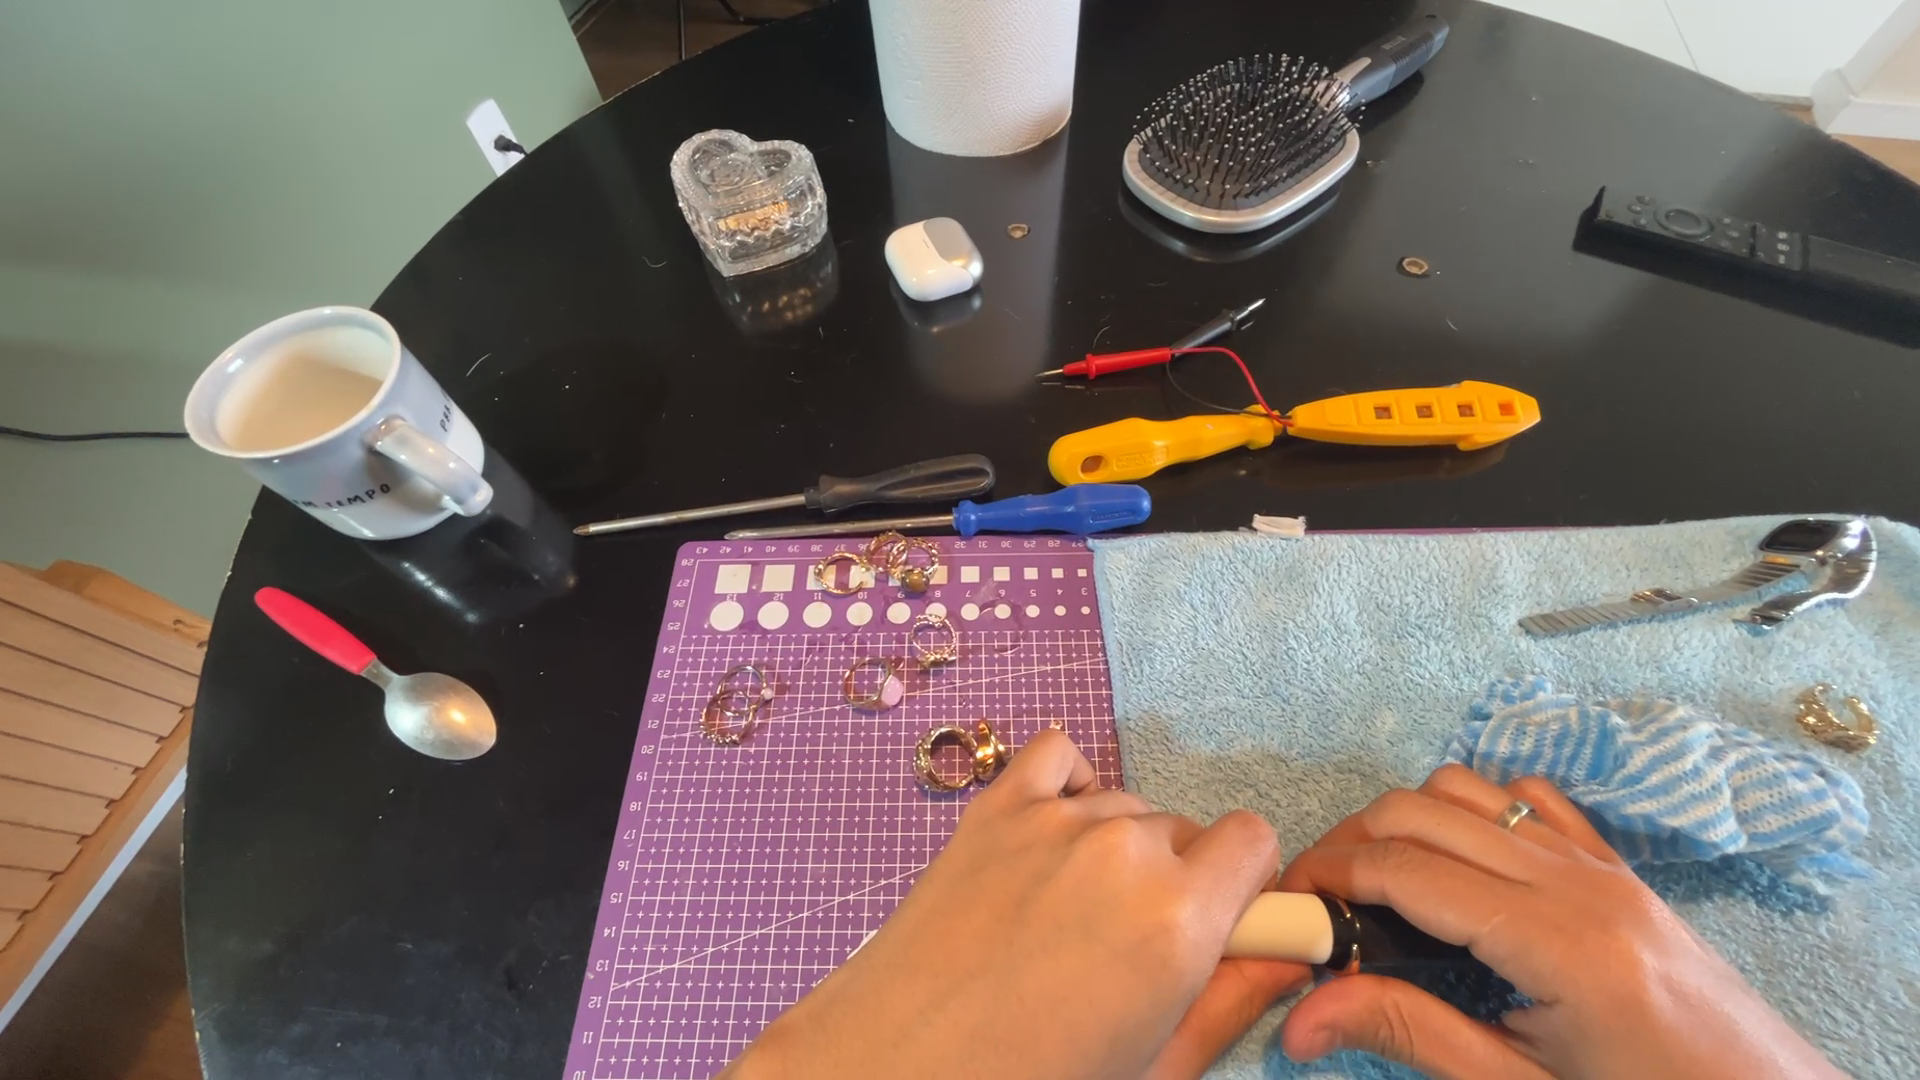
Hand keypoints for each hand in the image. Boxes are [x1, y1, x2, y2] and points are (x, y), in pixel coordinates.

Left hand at [725, 731, 1308, 1079]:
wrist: (905, 1057)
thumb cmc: (1035, 1076)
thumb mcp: (1157, 1062)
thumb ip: (1235, 998)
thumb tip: (1292, 949)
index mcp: (1178, 919)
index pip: (1254, 841)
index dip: (1245, 879)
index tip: (1222, 911)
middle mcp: (1124, 850)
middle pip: (1186, 829)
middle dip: (1176, 874)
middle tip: (1127, 932)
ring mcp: (1056, 815)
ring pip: (1126, 804)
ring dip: (1119, 844)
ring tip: (1071, 902)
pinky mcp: (999, 800)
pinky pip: (1060, 754)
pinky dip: (1069, 782)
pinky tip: (1054, 829)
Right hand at [1277, 765, 1843, 1079]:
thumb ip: (1407, 1033)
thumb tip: (1297, 1019)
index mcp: (1558, 944)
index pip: (1404, 870)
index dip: (1328, 874)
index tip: (1288, 902)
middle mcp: (1575, 880)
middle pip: (1418, 810)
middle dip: (1348, 841)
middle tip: (1321, 895)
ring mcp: (1599, 862)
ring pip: (1462, 785)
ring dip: (1402, 817)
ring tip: (1382, 876)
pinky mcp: (1614, 862)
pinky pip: (1524, 794)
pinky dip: (1470, 806)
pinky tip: (1460, 855)